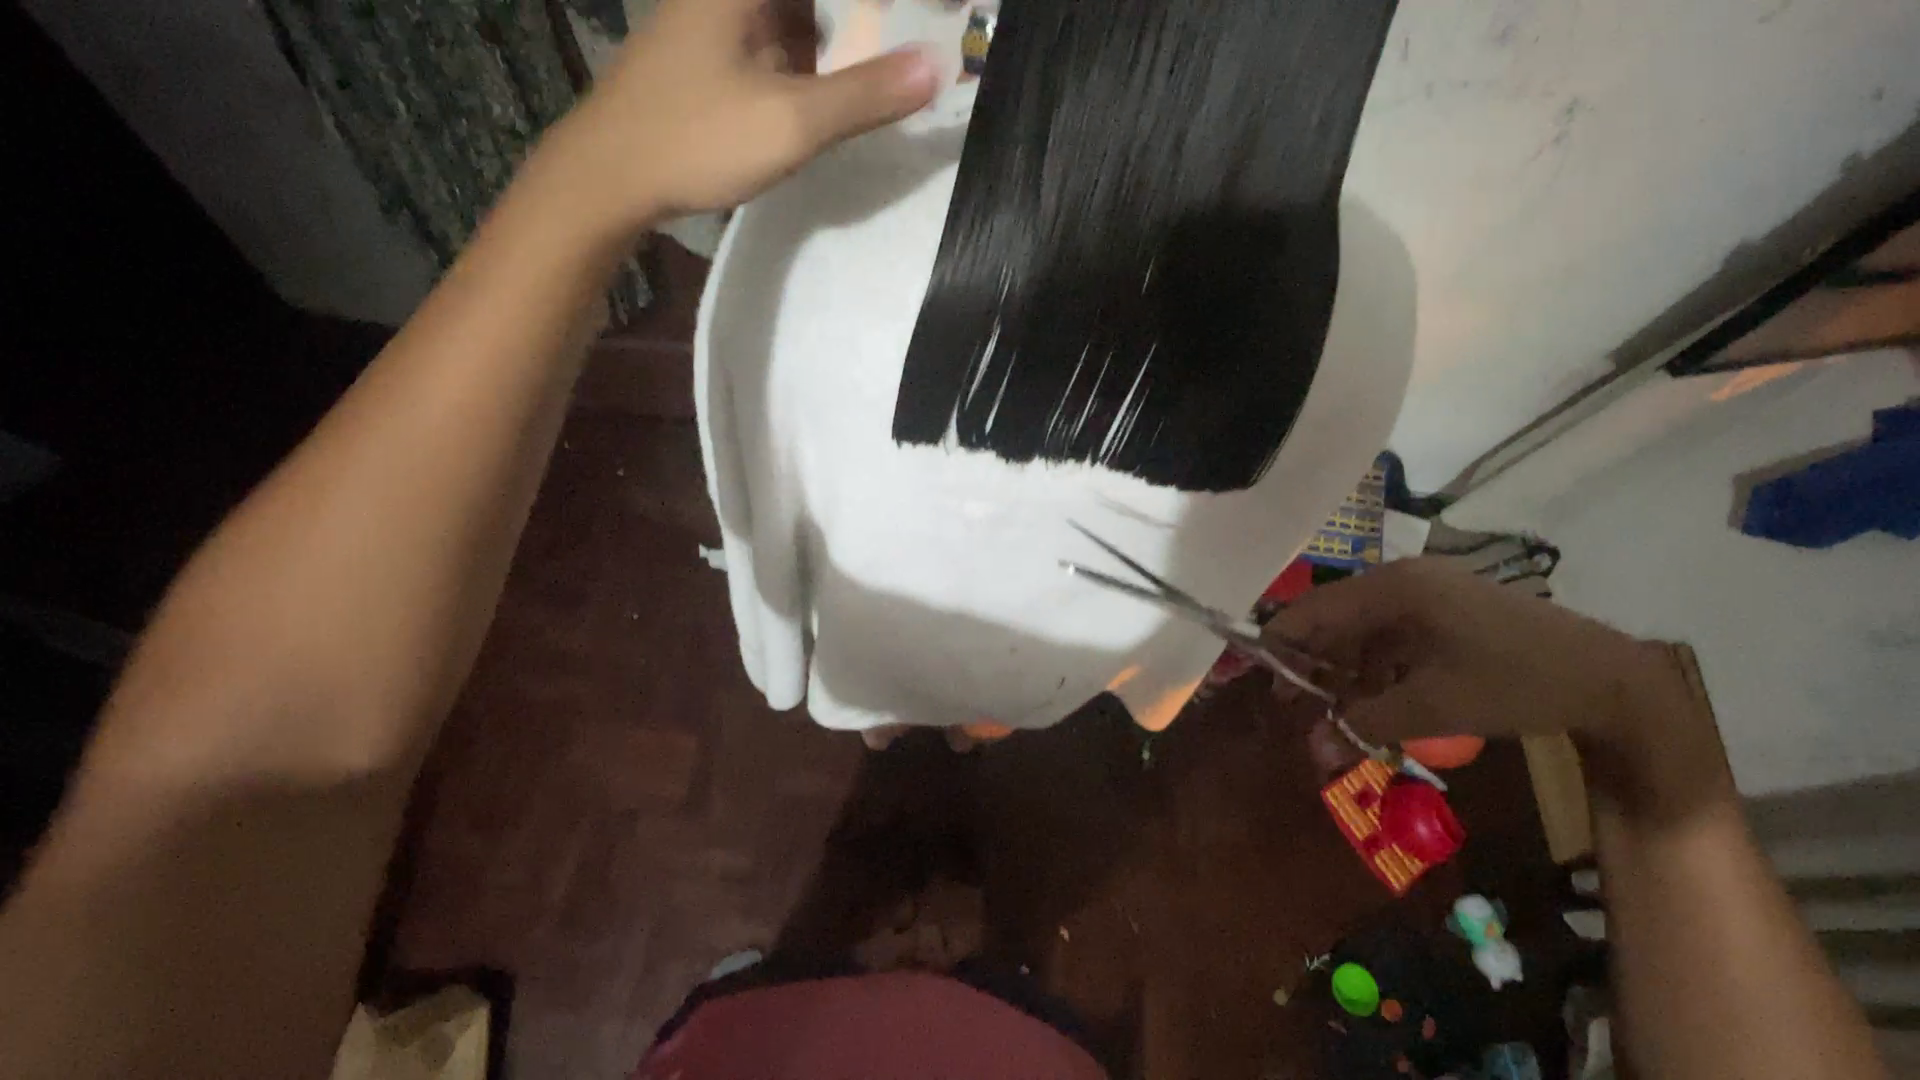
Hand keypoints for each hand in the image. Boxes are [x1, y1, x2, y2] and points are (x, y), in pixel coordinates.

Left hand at [540, 0, 939, 229]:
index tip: (923, 18)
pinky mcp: (711, 56)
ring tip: (889, 68)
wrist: (604, 178)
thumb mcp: (791, 121)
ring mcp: (716, 21)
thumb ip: (866, 93)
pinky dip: (809, 62)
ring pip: (796, 18)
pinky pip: (776, 43)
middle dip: (863, 21)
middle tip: (914, 46)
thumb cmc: (694, 139)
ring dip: (839, 41)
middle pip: (813, 2)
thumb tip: (938, 64)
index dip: (878, 5)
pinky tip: (833, 93)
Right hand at [1263, 558, 1684, 751]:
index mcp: (1393, 588)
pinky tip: (1377, 702)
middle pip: (1333, 620)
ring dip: (1345, 674)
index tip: (1261, 688)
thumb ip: (1364, 723)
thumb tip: (1315, 749)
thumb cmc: (1514, 683)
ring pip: (1361, 631)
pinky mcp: (1447, 610)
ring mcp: (1428, 592)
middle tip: (1299, 712)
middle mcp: (1403, 580)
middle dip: (1312, 668)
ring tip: (1339, 717)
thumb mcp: (1432, 707)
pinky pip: (1391, 636)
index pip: (1310, 612)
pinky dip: (1376, 668)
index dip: (1278, 648)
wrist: (1611, 679)